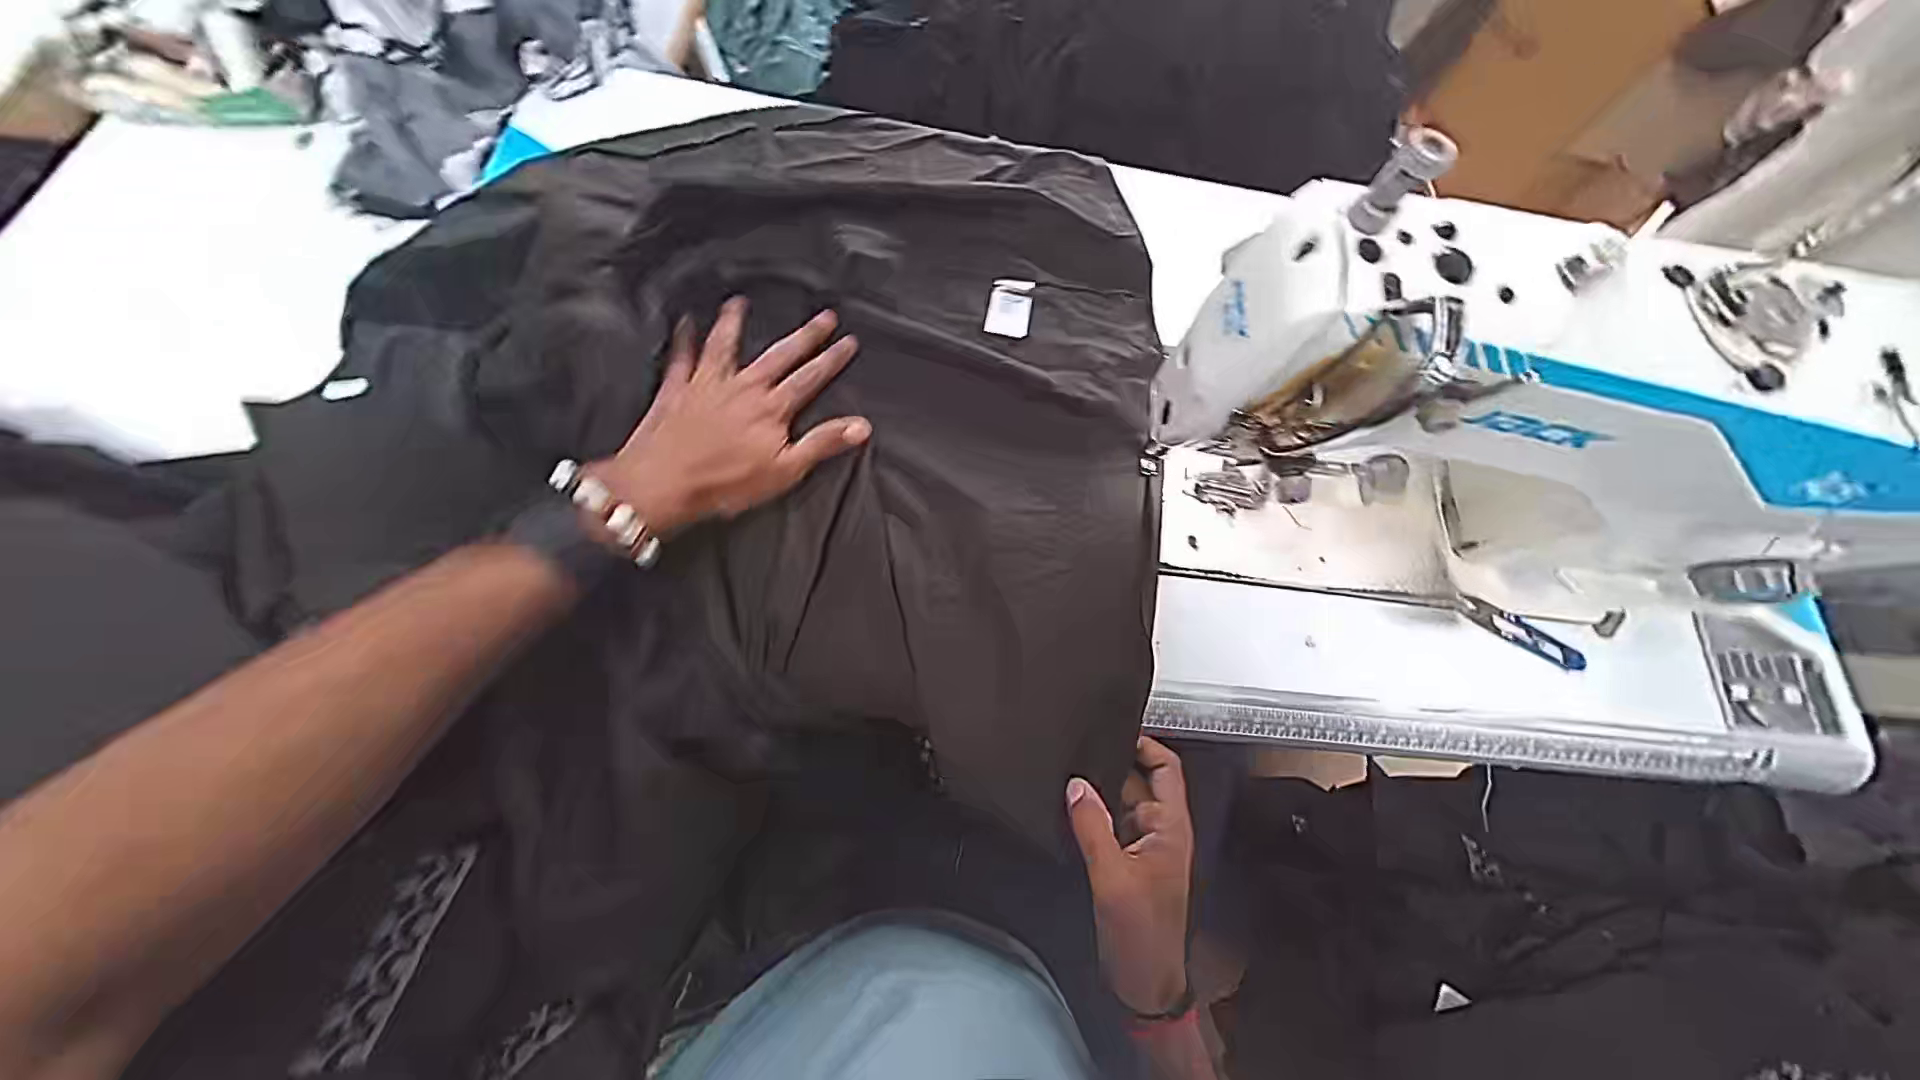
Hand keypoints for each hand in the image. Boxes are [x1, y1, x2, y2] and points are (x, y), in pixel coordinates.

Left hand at [584, 297, 870, 533]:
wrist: (665, 482)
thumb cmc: (725, 482)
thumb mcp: (785, 470)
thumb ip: (823, 443)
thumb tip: (860, 427)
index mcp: (771, 408)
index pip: (810, 377)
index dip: (832, 359)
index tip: (848, 342)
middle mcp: (742, 388)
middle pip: (780, 355)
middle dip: (805, 335)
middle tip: (822, 317)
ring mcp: (708, 385)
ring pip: (726, 345)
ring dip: (735, 323)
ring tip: (741, 303)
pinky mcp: (677, 391)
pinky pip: (681, 357)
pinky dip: (683, 339)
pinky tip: (684, 322)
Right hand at [1067, 736, 1193, 1014]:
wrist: (1143, 984)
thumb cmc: (1142, 937)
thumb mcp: (1112, 878)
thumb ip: (1092, 826)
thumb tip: (1076, 784)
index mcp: (1170, 828)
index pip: (1166, 768)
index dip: (1145, 744)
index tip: (1117, 729)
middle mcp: (1158, 830)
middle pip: (1138, 781)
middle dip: (1111, 764)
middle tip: (1079, 748)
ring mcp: (1140, 845)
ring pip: (1120, 801)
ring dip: (1098, 788)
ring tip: (1069, 772)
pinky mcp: (1124, 860)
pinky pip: (1108, 823)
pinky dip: (1091, 812)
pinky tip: (1069, 806)